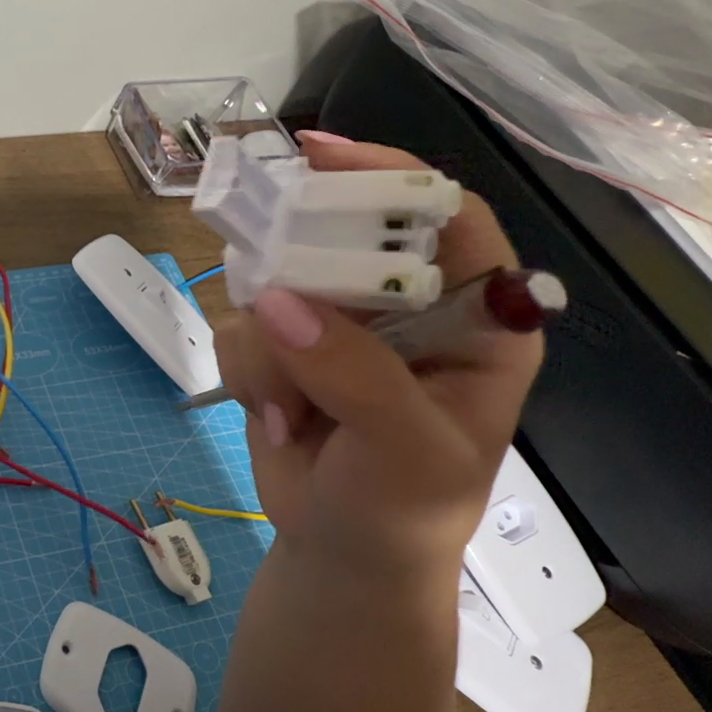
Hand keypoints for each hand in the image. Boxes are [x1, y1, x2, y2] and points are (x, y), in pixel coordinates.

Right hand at [215, 134, 544, 575]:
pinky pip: (238, 325)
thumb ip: (353, 373)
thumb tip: (274, 299)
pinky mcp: (281, 350)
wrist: (339, 555)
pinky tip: (273, 414)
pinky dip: (243, 368)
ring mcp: (334, 329)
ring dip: (267, 350)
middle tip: (267, 291)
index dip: (388, 177)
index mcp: (473, 320)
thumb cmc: (402, 510)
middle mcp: (402, 311)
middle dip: (294, 269)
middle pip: (338, 240)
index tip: (316, 156)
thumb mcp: (405, 450)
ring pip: (271, 290)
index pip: (444, 221)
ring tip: (291, 409)